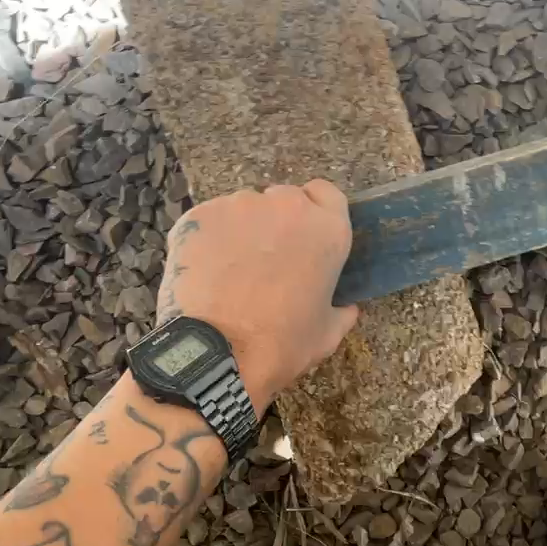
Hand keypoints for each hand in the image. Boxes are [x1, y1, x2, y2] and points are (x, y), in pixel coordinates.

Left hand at [156, 181, 360, 413]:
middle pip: (284, 199)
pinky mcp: (201, 215)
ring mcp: (241, 206)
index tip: (304, 234)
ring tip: (231, 270)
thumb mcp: (328, 332)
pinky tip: (205, 271)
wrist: (220, 352)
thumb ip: (340, 310)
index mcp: (328, 229)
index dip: (314, 211)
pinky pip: (210, 221)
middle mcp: (288, 206)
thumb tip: (345, 308)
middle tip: (268, 259)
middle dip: (277, 222)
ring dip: (242, 230)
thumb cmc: (284, 343)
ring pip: (244, 209)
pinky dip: (209, 239)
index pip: (326, 193)